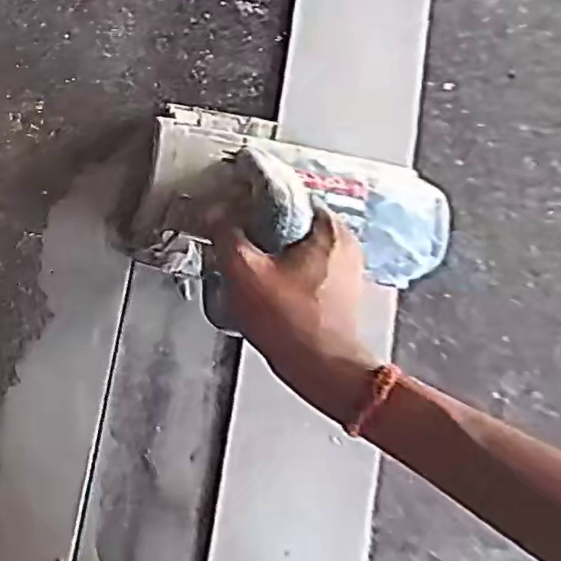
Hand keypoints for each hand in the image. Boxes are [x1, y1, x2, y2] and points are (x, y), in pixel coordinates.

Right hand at [209, 205, 377, 421]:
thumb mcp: (243, 271)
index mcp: (328, 230)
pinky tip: (259, 278)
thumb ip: (226, 235)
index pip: (289, 193)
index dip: (256, 195)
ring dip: (269, 246)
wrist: (320, 368)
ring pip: (296, 242)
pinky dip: (281, 264)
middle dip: (260, 223)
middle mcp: (344, 244)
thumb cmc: (289, 321)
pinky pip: (302, 263)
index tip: (233, 201)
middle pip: (292, 219)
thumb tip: (217, 214)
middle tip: (232, 230)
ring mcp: (344, 268)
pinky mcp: (336, 289)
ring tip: (241, 256)